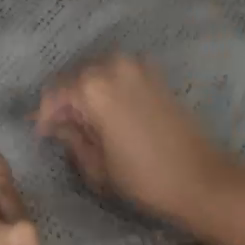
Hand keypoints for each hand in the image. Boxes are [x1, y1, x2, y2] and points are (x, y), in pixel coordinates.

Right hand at [34, 53, 231, 220]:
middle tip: (61, 129)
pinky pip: (119, 74)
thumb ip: (71, 138)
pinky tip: (109, 113)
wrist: (203, 179)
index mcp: (93, 87)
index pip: (55, 93)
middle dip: (65, 101)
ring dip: (86, 93)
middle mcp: (112, 65)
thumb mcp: (97, 166)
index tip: (41, 134)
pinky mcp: (154, 73)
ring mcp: (136, 65)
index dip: (44, 115)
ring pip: (97, 73)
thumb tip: (57, 125)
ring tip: (86, 122)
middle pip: (75, 77)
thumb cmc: (144, 178)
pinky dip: (108, 88)